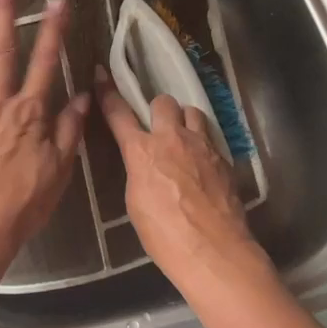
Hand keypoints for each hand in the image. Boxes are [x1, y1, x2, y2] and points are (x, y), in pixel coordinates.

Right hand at [96, 70, 258, 280]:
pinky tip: (202, 164)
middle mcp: (172, 139)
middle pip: (163, 102)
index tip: (101, 74)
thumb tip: (144, 164)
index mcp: (142, 151)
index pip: (119, 112)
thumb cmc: (164, 236)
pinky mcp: (224, 159)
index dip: (108, 92)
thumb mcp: (135, 202)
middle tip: (157, 126)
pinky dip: (202, 143)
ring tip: (183, 139)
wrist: (214, 253)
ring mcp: (202, 146)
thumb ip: (138, 172)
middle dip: (158, 109)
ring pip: (192, 112)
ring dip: (184, 120)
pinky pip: (210, 137)